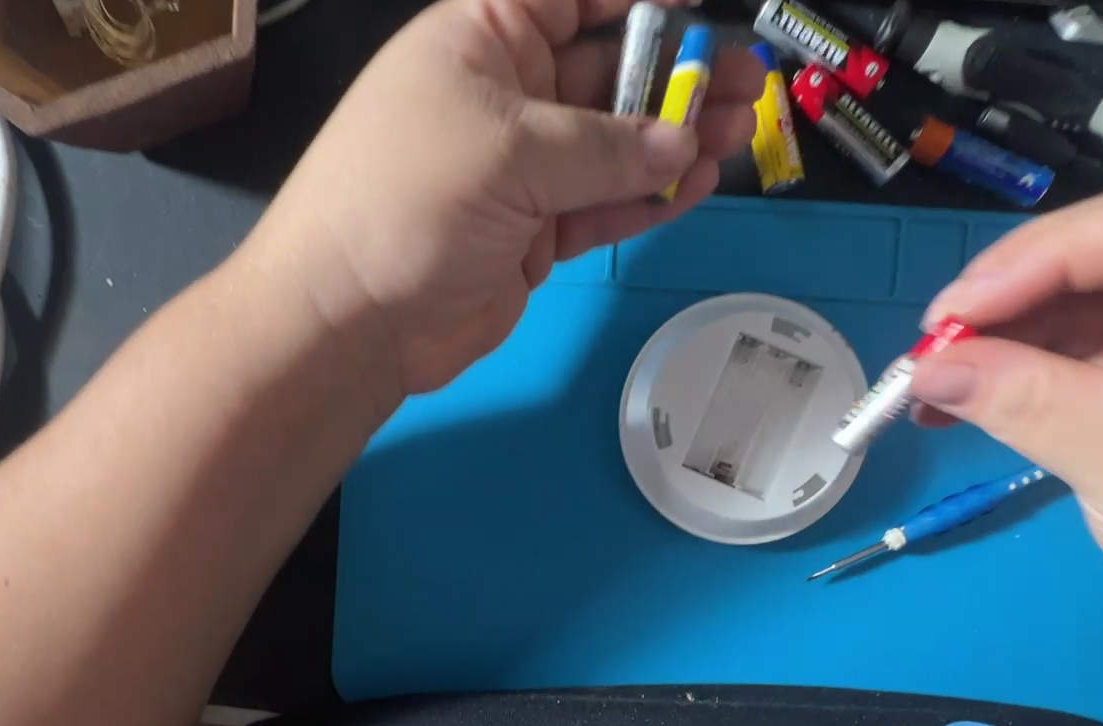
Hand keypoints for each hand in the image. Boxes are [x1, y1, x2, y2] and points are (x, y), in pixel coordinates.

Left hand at [240, 0, 762, 400]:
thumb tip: (682, 140)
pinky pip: (601, 207)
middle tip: (746, 85)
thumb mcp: (508, 150)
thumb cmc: (410, 201)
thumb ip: (603, 147)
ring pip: (613, 147)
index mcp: (487, 36)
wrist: (356, 318)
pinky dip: (644, 200)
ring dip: (674, 139)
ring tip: (739, 132)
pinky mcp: (533, 235)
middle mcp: (509, 95)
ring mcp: (523, 171)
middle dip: (678, 75)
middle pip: (609, 70)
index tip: (707, 6)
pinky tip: (694, 183)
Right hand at [910, 181, 1102, 638]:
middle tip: (931, 347)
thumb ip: (1027, 402)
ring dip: (999, 340)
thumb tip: (923, 370)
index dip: (1041, 257)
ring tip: (929, 381)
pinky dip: (1015, 371)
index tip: (950, 314)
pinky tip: (959, 399)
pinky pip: (1078, 349)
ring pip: (1081, 303)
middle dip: (1009, 301)